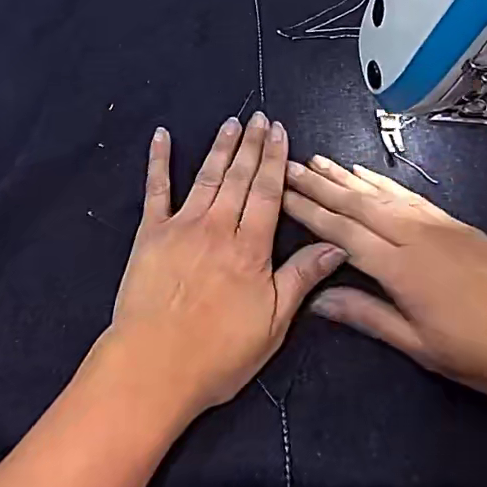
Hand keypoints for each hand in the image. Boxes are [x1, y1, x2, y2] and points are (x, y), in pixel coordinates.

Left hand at [99, 115, 347, 417]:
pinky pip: (156, 190)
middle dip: (253, 144)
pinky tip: (161, 137)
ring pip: (208, 176)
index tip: (280, 132)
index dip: (276, 159)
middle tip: (260, 117)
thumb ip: (302, 278)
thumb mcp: (273, 323)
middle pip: (241, 176)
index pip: (269, 191)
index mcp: (250, 247)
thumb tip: (335, 246)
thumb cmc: (216, 354)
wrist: (151, 369)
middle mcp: (219, 227)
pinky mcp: (151, 234)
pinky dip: (158, 161)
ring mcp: (182, 226)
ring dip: (221, 147)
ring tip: (232, 123)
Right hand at [282, 155, 486, 418]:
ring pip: (383, 193)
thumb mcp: (422, 346)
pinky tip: (370, 177)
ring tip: (320, 160)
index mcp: (402, 266)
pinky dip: (383, 183)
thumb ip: (369, 315)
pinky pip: (409, 196)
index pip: (342, 231)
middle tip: (289, 164)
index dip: (309, 209)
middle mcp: (416, 234)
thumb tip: (319, 299)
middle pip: (359, 203)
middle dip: (321, 183)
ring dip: (348, 176)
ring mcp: (439, 224)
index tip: (281, 190)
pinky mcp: (457, 224)